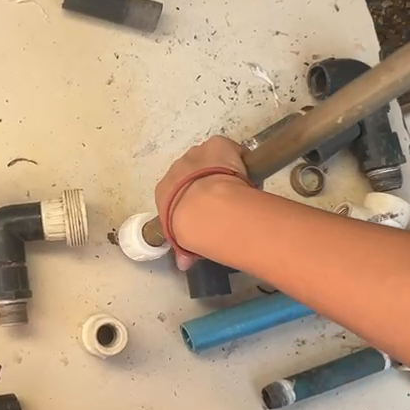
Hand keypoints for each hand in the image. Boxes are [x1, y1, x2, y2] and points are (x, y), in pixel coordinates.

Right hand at [154, 136, 254, 268]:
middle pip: (192, 171)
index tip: (206, 208)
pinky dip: (236, 156)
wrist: (203, 208)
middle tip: (224, 198)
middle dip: (206, 182)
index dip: (192, 198)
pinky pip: (226, 147)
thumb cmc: (188, 227)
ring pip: (209, 158)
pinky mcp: (214, 145)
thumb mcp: (182, 241)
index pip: (177, 191)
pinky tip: (246, 171)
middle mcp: (175, 169)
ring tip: (238, 186)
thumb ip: (184, 250)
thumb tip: (183, 265)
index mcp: (163, 191)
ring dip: (221, 168)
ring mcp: (195, 155)